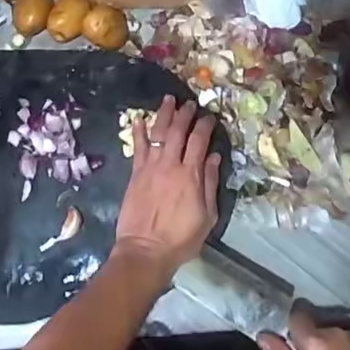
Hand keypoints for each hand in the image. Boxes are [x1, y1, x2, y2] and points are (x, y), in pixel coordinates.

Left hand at [111, 96, 220, 284]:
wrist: (145, 250)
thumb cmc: (181, 238)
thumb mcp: (207, 216)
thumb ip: (210, 183)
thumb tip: (213, 156)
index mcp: (191, 175)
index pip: (199, 141)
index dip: (204, 125)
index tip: (209, 116)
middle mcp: (170, 164)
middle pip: (178, 131)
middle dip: (185, 114)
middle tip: (190, 103)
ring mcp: (150, 167)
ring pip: (158, 132)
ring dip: (164, 114)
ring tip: (168, 100)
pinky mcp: (135, 173)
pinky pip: (137, 147)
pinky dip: (138, 131)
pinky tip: (139, 119)